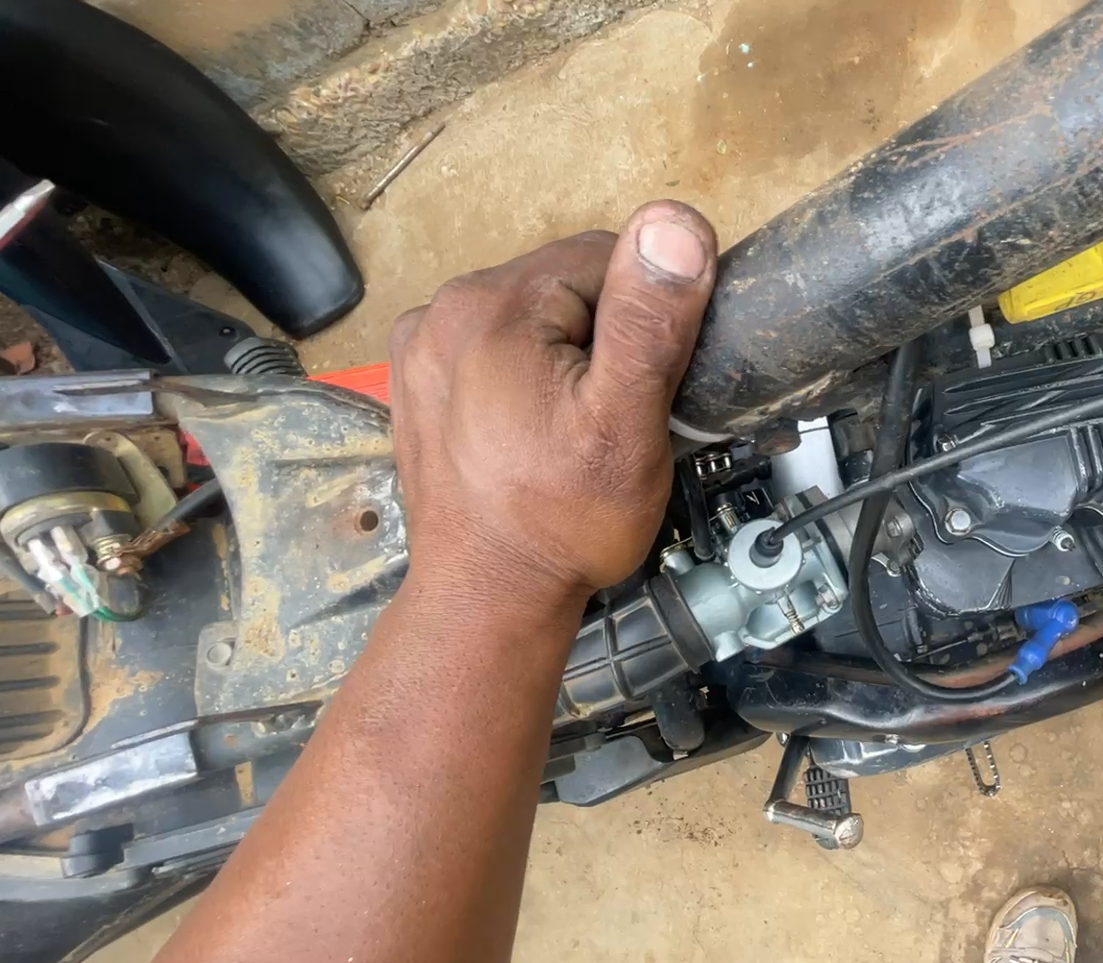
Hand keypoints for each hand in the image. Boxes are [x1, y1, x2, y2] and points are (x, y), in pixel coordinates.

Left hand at [387, 201, 717, 612]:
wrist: (492, 596)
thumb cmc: (568, 516)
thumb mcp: (627, 422)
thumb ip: (650, 322)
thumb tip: (678, 222)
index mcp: (495, 304)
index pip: (607, 257)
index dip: (654, 312)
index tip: (664, 376)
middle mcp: (443, 309)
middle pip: (568, 285)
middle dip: (616, 332)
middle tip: (633, 408)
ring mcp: (423, 348)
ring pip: (536, 315)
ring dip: (578, 351)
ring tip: (592, 421)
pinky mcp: (422, 383)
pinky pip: (499, 347)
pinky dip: (536, 369)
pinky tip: (545, 424)